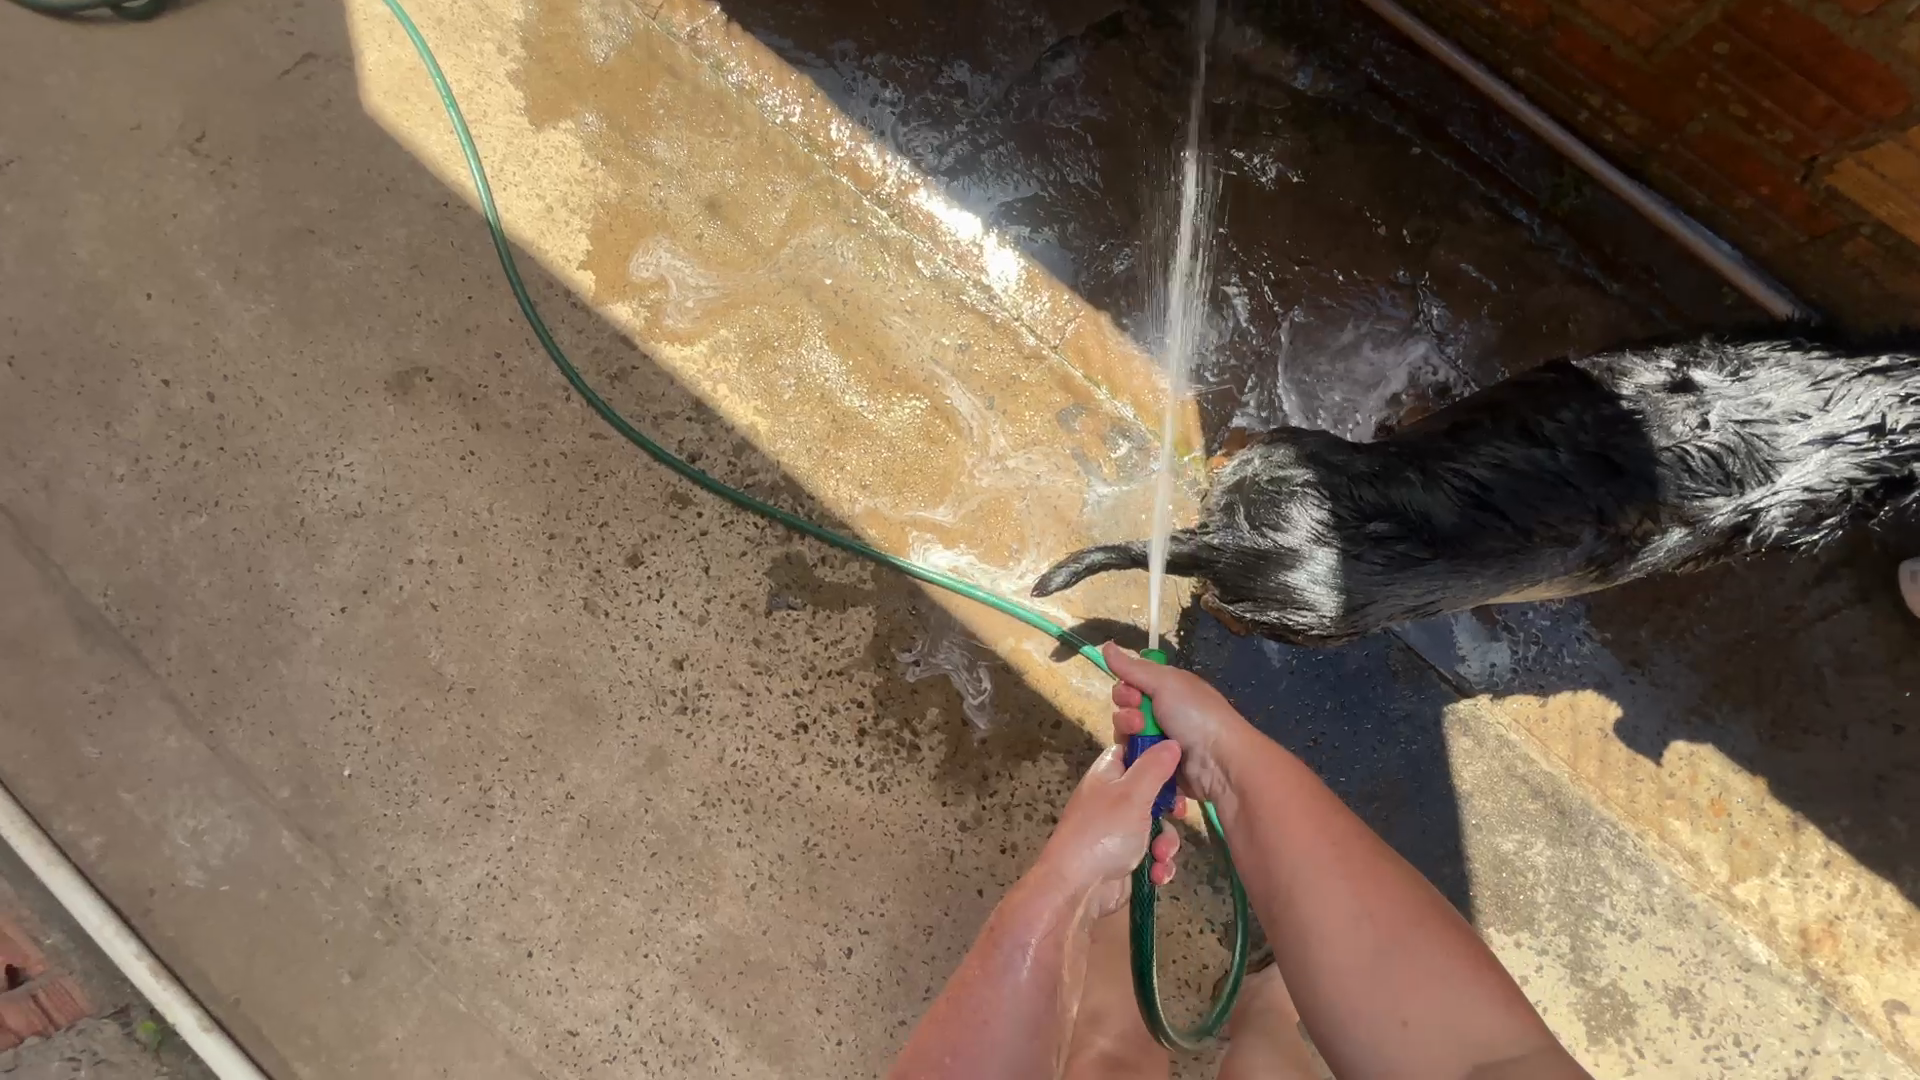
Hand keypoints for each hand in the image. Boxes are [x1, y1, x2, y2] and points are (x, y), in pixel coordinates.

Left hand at [1036, 742, 1183, 917]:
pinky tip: (1155, 874)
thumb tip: (1171, 742)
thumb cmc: (1104, 831)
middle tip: (1177, 814)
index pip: (1134, 749)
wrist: (1079, 886)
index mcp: (1109, 773)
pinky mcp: (1127, 856)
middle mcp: (1114, 797)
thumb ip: (1154, 767)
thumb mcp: (1132, 793)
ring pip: (1158, 825)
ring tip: (1159, 854)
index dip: (1156, 753)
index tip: (1178, 764)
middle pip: (1153, 789)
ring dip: (1165, 842)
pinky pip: (1153, 852)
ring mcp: (1120, 828)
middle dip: (1169, 807)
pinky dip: (1158, 863)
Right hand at [1104, 643, 1257, 805]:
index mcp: (1167, 689)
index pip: (1131, 683)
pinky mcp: (1156, 764)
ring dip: (1129, 734)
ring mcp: (1159, 739)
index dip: (1125, 688)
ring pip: (1125, 733)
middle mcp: (1162, 712)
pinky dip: (1133, 756)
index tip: (1133, 695)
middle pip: (1125, 708)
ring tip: (1142, 739)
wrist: (1219, 761)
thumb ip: (1132, 667)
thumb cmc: (1196, 714)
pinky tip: (1138, 757)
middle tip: (1139, 721)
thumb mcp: (1165, 682)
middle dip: (1126, 713)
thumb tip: (1105, 645)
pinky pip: (1133, 757)